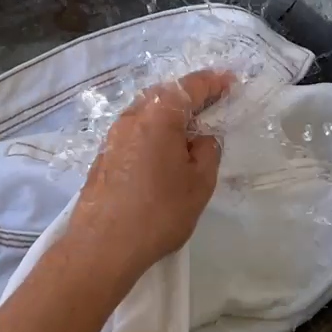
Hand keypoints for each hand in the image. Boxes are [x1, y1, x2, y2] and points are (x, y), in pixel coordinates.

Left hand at [65, 69, 233, 277]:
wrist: (100, 249)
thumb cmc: (158, 211)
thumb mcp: (200, 182)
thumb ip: (208, 150)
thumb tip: (200, 139)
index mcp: (160, 113)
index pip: (192, 85)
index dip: (215, 82)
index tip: (231, 83)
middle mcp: (134, 114)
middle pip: (166, 92)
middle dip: (190, 95)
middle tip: (212, 106)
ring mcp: (114, 134)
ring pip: (148, 111)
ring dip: (169, 114)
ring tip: (188, 131)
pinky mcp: (103, 155)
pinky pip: (135, 130)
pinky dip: (153, 130)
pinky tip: (161, 152)